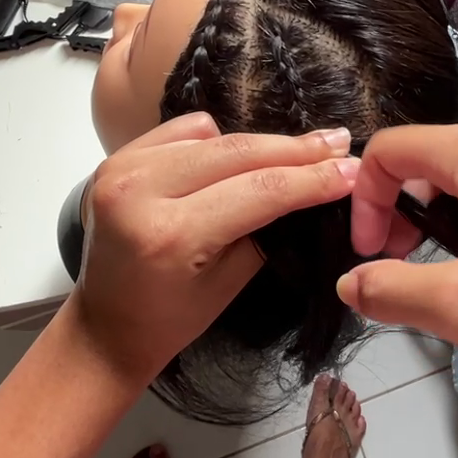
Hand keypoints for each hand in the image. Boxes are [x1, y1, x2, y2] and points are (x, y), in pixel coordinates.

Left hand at [66, 112, 359, 383]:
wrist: (105, 326)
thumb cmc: (171, 319)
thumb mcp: (231, 280)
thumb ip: (268, 225)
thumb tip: (315, 182)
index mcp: (170, 235)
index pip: (260, 191)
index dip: (312, 177)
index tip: (352, 169)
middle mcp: (139, 192)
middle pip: (238, 151)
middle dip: (296, 148)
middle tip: (339, 142)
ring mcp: (122, 169)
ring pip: (214, 135)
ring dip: (259, 144)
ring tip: (295, 154)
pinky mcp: (117, 158)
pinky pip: (183, 130)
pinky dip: (215, 139)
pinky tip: (233, 158)